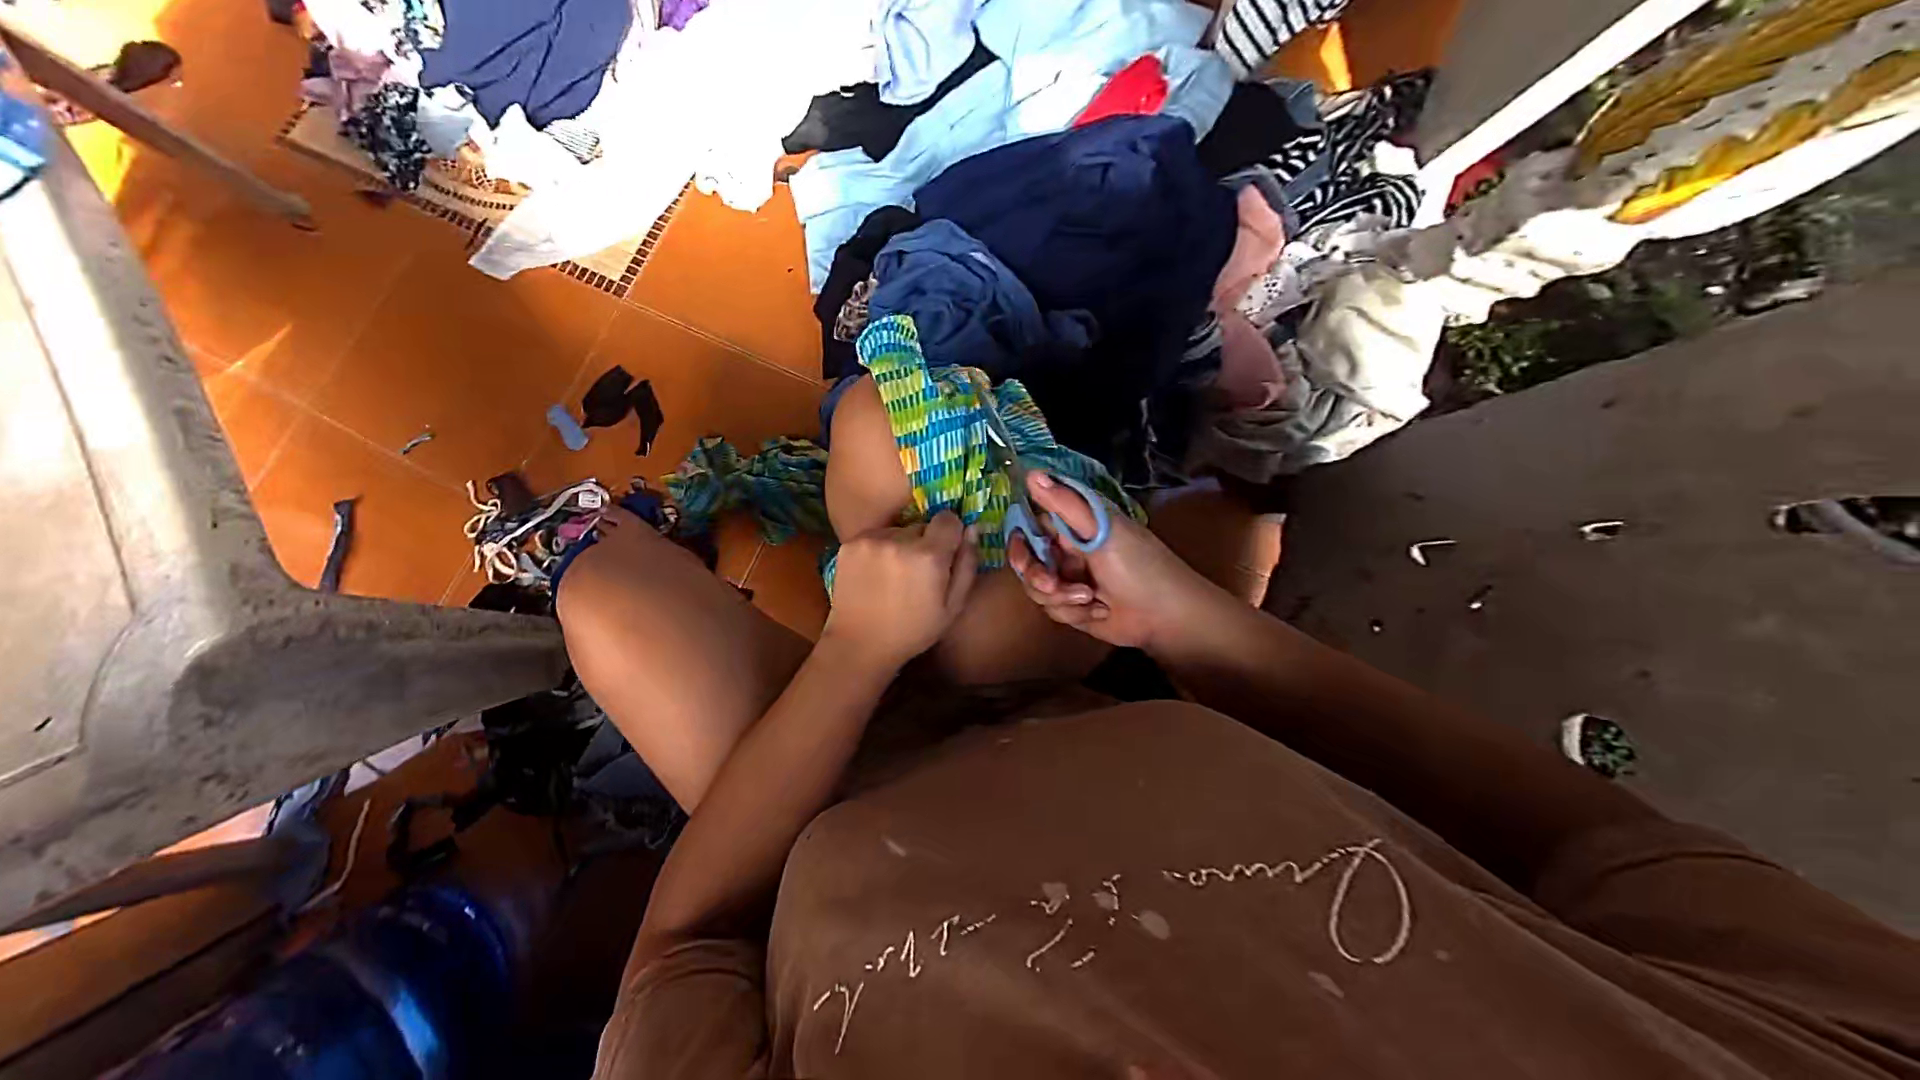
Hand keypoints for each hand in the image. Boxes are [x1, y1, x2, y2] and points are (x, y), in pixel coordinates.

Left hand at [824, 511, 978, 669]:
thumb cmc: (913, 631)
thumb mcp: (953, 607)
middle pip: (921, 527)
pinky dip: (879, 550)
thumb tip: (972, 529)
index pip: (948, 519)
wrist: (859, 644)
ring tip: (893, 577)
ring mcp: (871, 540)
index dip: (950, 535)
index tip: (945, 553)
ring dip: (901, 546)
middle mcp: (899, 540)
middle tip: (917, 574)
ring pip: (898, 531)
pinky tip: (876, 576)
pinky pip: (875, 537)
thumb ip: (967, 565)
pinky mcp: (850, 544)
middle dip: (924, 545)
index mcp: (929, 556)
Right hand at [1007, 472, 1222, 651]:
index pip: (1029, 524)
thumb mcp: (1101, 530)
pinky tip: (1100, 610)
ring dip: (1061, 597)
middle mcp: (1066, 549)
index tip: (1024, 551)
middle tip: (1052, 583)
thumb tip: (1031, 472)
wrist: (1165, 616)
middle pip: (1026, 561)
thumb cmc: (1139, 565)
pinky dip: (1074, 612)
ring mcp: (1068, 579)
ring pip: (1037, 589)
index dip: (1020, 539)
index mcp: (1073, 524)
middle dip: (1037, 576)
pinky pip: (1052, 610)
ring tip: (1090, 598)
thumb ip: (1064, 504)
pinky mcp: (1072, 607)